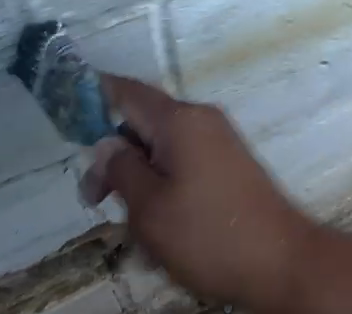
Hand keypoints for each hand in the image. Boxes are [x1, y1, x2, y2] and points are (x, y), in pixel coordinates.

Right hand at [82, 75, 318, 311]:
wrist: (283, 261)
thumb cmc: (208, 234)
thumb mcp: (150, 208)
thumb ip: (121, 169)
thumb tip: (105, 143)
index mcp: (179, 119)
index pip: (127, 91)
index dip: (95, 95)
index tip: (69, 110)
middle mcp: (201, 119)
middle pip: (144, 123)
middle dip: (116, 157)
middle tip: (94, 200)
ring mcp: (219, 140)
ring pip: (163, 148)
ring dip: (140, 179)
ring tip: (135, 227)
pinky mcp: (230, 165)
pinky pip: (185, 163)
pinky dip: (165, 185)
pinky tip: (162, 227)